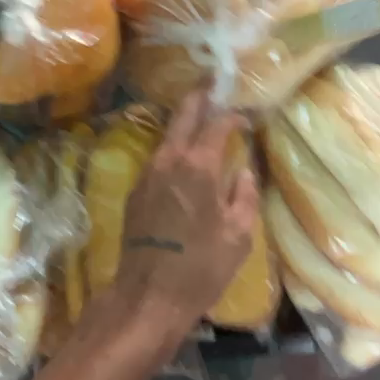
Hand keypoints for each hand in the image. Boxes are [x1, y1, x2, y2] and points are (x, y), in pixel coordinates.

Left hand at [113, 92, 257, 333]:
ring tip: (203, 120)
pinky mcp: (135, 189)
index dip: (232, 114)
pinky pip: (158, 157)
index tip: (244, 114)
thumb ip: (244, 195)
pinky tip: (185, 157)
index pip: (217, 123)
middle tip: (213, 85)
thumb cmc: (201, 267)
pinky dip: (173, 147)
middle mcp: (168, 159)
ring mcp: (147, 172)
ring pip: (168, 134)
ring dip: (185, 122)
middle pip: (183, 114)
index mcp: (198, 165)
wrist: (148, 295)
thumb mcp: (238, 236)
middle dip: (199, 96)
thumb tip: (243, 170)